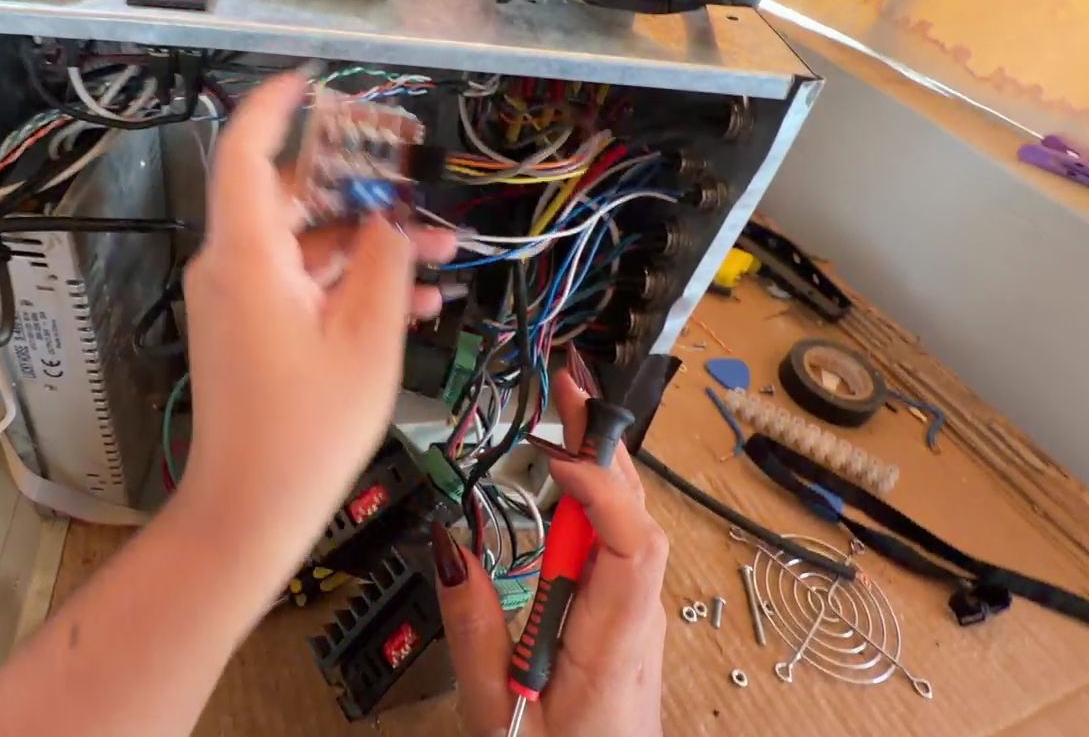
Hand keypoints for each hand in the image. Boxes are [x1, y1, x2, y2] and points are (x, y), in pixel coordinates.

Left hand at [179, 71, 456, 536]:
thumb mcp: (367, 336)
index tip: (311, 83)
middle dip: (363, 191)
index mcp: (248, 256)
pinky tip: (408, 299)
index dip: (275, 107)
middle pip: (295, 197)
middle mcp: (233, 266)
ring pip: (309, 243)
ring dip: (370, 244)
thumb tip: (396, 212)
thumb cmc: (302, 433)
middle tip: (416, 187)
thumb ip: (385, 259)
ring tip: (436, 254)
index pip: (246, 151)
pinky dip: (349, 281)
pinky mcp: (252, 323)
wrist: (252, 507)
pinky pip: (303, 282)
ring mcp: (240, 296)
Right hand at [433, 361, 669, 736]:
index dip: (599, 486)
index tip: (553, 451)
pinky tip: (579, 467)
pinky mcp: (627, 610)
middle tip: (568, 385)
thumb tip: (451, 541)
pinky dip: (601, 486)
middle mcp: (637, 617)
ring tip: (571, 406)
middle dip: (603, 441)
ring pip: (635, 517)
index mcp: (614, 643)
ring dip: (603, 456)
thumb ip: (473, 627)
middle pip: (637, 511)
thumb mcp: (497, 709)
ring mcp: (638, 611)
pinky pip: (622, 534)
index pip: (630, 543)